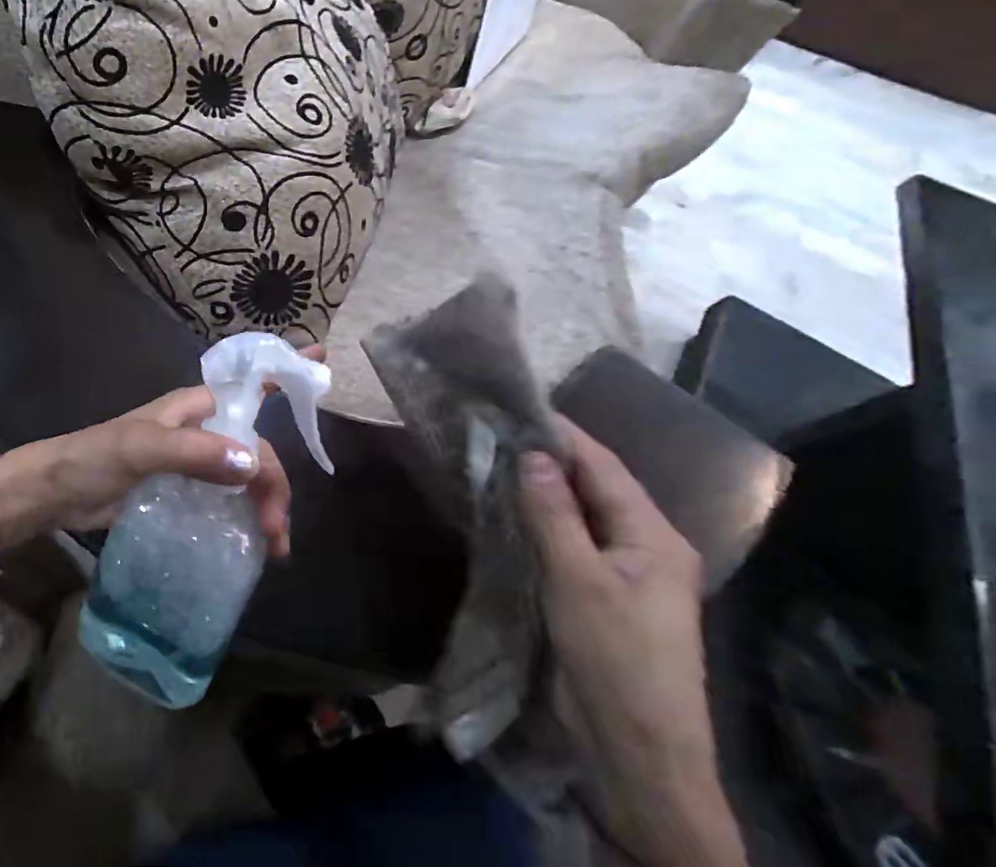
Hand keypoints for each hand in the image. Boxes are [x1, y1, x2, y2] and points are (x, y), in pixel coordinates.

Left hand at [0, 363, 310, 554]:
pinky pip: (226, 502)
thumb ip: (193, 453)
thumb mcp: (139, 449)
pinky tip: (253, 545)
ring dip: (264, 507)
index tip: (326, 365)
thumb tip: (253, 465)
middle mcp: (199, 431)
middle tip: (276, 529)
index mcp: (193, 408)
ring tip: (272, 547)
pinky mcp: (182, 493)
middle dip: (273, 484)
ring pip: (245, 478)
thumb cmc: (93, 458)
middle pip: (255, 449)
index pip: (248, 388)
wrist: (56, 493)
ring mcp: (192, 464)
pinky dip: (244, 519)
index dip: (284, 374)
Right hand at [519, 419, 745, 866]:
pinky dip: (540, 519)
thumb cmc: (614, 655)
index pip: (604, 468)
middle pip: (594, 487)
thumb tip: (533, 455)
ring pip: (579, 513)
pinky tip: (507, 509)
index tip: (515, 405)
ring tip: (492, 458)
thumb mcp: (578, 579)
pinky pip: (570, 540)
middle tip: (493, 429)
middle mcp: (644, 544)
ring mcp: (623, 570)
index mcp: (654, 536)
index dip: (562, 435)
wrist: (636, 741)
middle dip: (547, 457)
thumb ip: (554, 514)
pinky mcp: (600, 591)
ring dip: (541, 488)